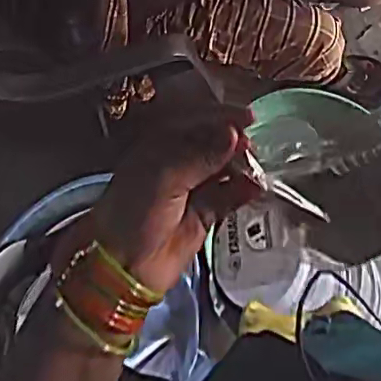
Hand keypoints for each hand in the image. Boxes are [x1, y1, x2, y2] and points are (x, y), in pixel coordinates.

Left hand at [85, 105, 262, 294]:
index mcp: (164, 142)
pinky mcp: (204, 213)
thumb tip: (234, 134)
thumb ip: (202, 155)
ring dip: (242, 166)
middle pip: (215, 143)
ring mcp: (193, 186)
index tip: (249, 117)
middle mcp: (180, 160)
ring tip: (258, 168)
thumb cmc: (136, 209)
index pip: (199, 119)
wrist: (122, 264)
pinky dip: (242, 191)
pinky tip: (256, 189)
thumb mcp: (167, 175)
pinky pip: (228, 196)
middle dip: (236, 142)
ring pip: (224, 168)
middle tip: (254, 147)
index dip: (223, 116)